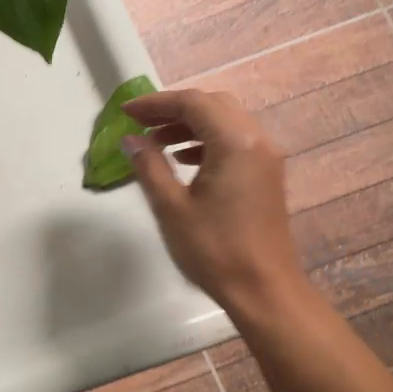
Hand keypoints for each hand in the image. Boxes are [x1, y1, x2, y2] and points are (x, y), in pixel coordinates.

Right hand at [122, 89, 308, 314]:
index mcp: (235, 143)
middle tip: (139, 122)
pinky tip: (184, 159)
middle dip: (174, 108)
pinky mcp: (266, 175)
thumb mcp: (170, 206)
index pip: (193, 104)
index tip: (126, 112)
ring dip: (190, 124)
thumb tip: (131, 139)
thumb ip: (149, 166)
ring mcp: (266, 158)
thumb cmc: (213, 248)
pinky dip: (207, 140)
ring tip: (156, 141)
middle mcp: (257, 141)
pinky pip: (235, 141)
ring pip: (226, 121)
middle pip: (214, 105)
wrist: (263, 288)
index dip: (156, 102)